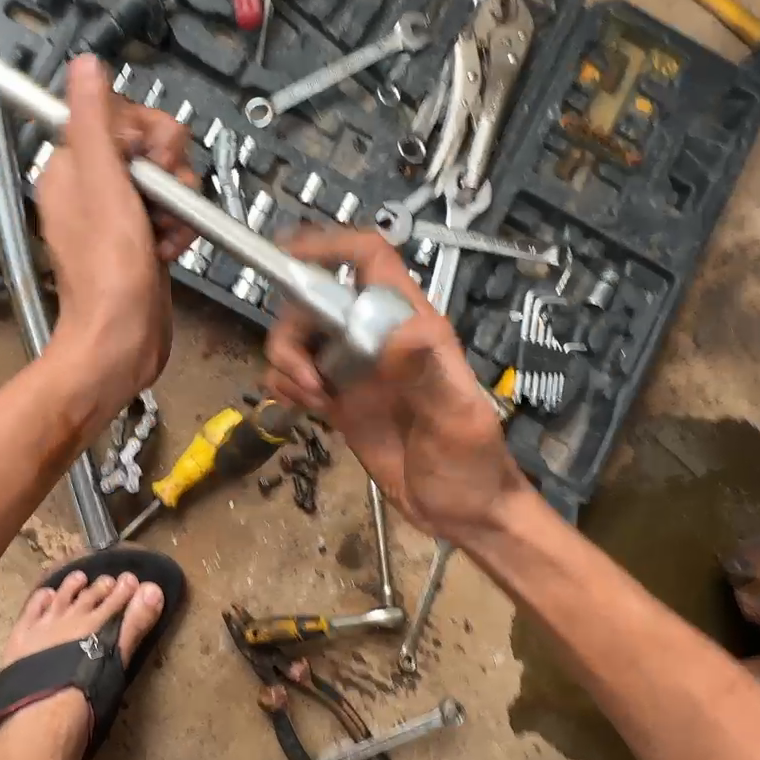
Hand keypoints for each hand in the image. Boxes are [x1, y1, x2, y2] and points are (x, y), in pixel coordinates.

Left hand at [37, 56, 198, 412]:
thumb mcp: (103, 185)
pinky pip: (172, 211)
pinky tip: (169, 250)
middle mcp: (92, 185)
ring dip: (178, 205)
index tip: (151, 164)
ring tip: (163, 235)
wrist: (122, 341)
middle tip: (159, 202)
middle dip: (169, 172)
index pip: (119, 115)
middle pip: (150, 144)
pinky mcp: (142, 238)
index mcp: (71, 166)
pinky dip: (180, 229)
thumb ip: (95, 122)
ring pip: (168, 178)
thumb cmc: (108, 273)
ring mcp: (119, 213)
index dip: (146, 134)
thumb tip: (85, 66)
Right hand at [262, 229, 528, 541]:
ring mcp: (354, 368)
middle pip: (315, 300)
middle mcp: (377, 338)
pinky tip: (309, 410)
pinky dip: (286, 386)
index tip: (289, 259)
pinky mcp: (337, 398)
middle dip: (294, 328)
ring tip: (309, 397)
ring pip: (298, 337)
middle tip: (305, 374)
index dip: (329, 248)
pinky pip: (293, 375)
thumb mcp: (457, 420)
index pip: (370, 262)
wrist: (463, 512)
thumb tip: (399, 334)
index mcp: (412, 326)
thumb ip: (428, 377)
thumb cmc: (473, 464)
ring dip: (286, 361)